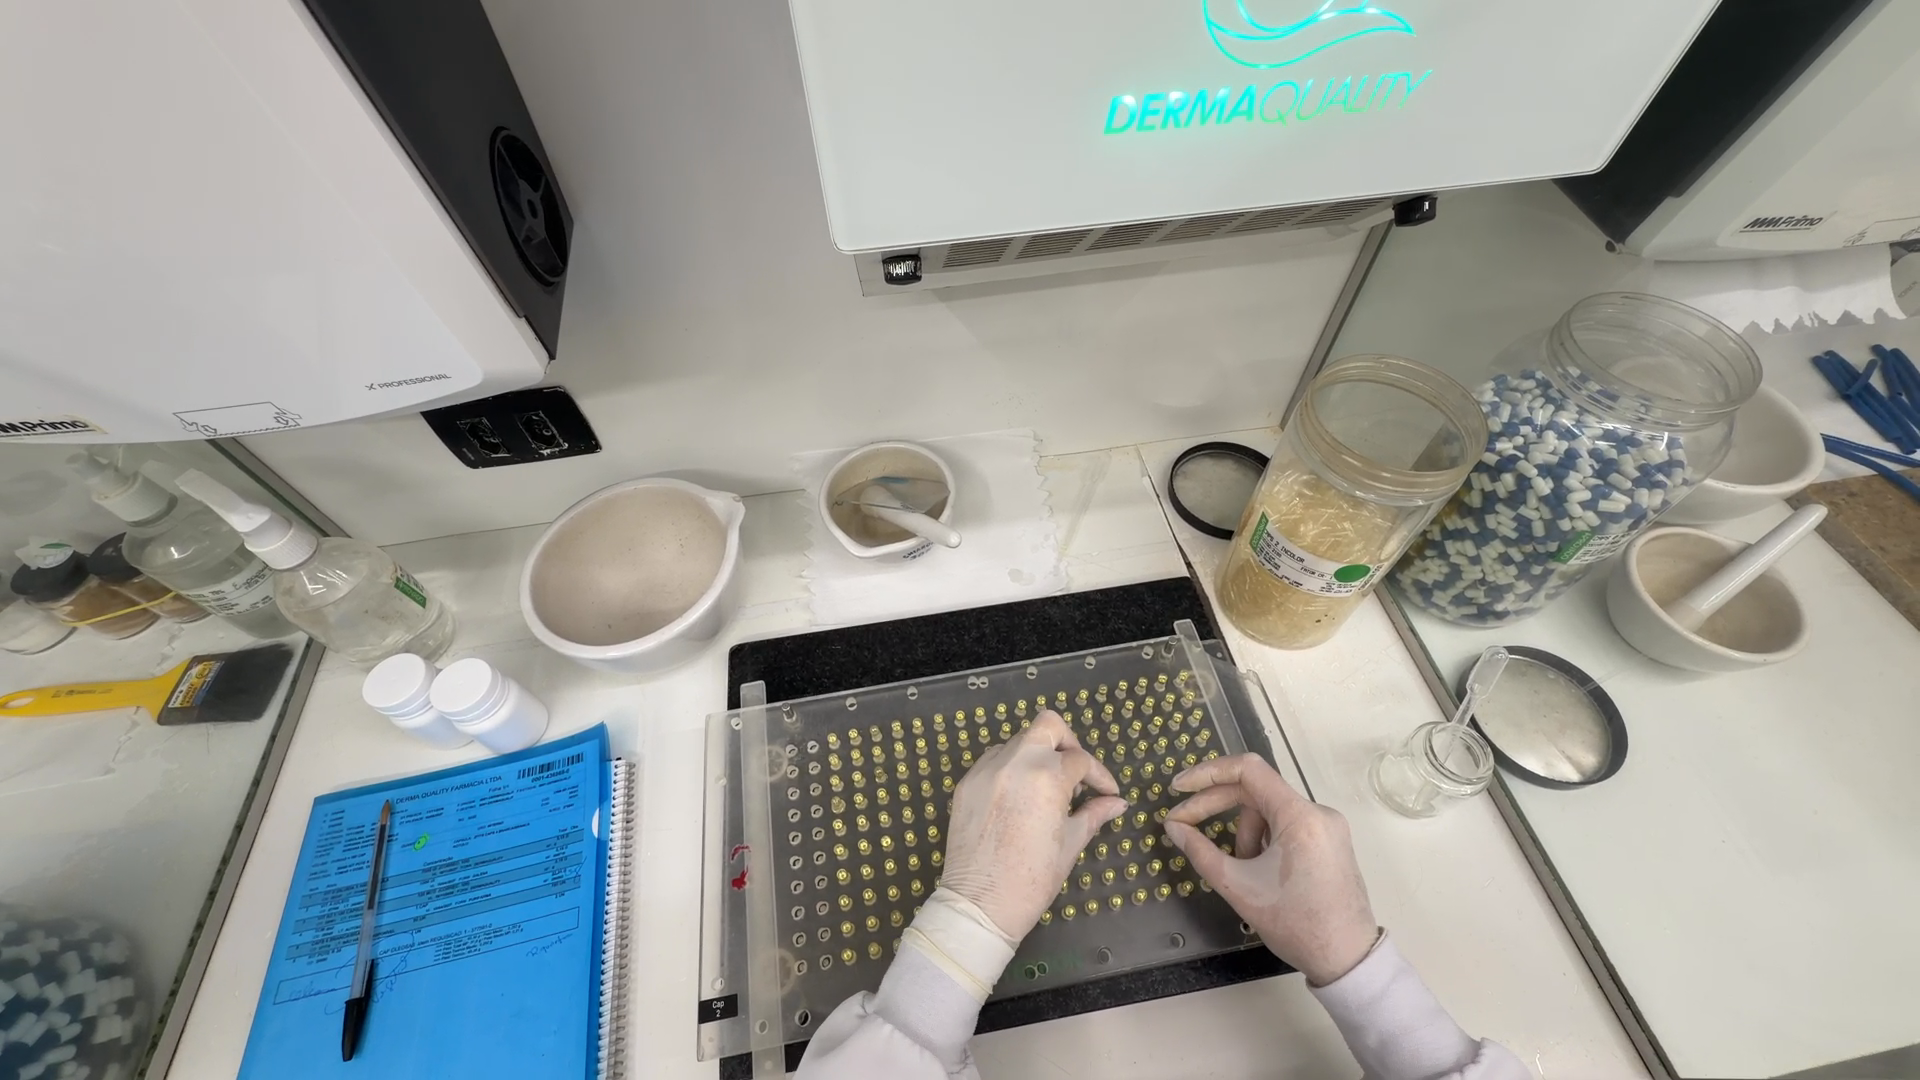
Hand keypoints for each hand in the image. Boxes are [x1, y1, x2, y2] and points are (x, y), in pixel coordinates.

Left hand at [940, 710, 1129, 937]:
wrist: (979, 904)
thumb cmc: (1032, 880)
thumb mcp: (1070, 845)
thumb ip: (1094, 814)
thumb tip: (1117, 803)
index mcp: (1047, 777)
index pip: (1081, 760)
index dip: (1100, 776)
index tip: (1107, 794)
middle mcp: (1015, 762)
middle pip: (1048, 725)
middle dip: (1068, 743)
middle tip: (1076, 773)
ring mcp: (987, 768)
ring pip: (1019, 739)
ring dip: (1038, 754)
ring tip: (1047, 787)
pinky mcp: (967, 780)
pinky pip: (995, 758)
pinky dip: (1012, 766)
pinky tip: (1019, 795)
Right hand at [1165, 754, 1377, 985]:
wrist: (1350, 964)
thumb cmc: (1295, 924)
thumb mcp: (1238, 887)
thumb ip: (1200, 851)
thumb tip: (1173, 827)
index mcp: (1299, 816)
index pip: (1247, 770)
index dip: (1207, 773)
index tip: (1179, 789)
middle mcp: (1317, 812)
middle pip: (1254, 791)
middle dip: (1215, 806)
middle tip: (1182, 824)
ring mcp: (1327, 827)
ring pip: (1268, 811)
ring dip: (1244, 833)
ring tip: (1240, 870)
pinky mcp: (1329, 842)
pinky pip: (1284, 825)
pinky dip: (1263, 840)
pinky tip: (1259, 871)